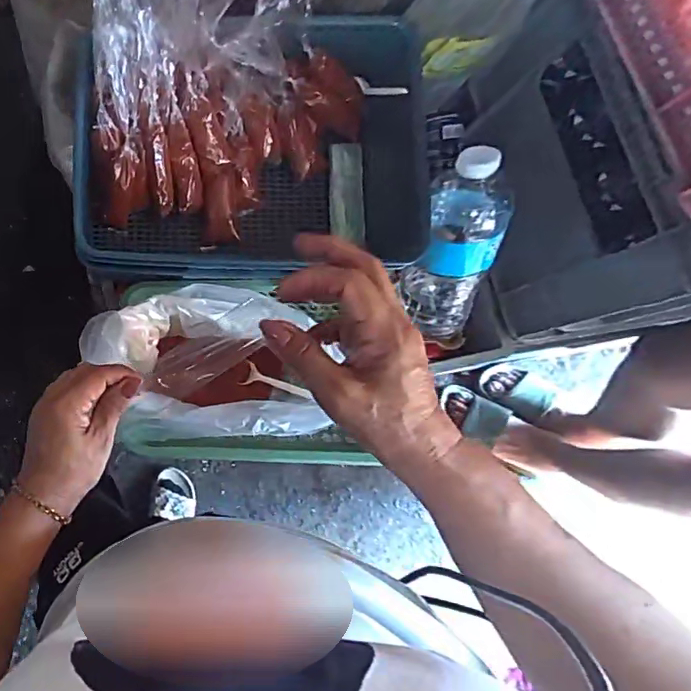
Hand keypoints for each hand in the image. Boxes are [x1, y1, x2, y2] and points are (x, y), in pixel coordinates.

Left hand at [15, 363, 141, 514]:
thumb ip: (113, 406)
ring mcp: (44, 402)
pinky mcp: (42, 411)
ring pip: (72, 377)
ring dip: (94, 378)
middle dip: (108, 373)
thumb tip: (130, 383)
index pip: (96, 374)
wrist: (42, 494)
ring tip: (116, 392)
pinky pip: (63, 388)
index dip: (120, 372)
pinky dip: (81, 387)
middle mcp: (51, 395)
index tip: (139, 380)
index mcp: (66, 402)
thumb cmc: (74, 472)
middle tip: (130, 386)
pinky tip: (95, 400)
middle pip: (83, 370)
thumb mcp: (100, 440)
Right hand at [259, 234, 460, 470]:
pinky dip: (334, 309)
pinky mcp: (390, 339)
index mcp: (383, 331)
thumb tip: (269, 325)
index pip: (347, 283)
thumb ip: (301, 355)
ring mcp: (395, 328)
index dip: (310, 279)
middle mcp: (394, 321)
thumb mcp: (334, 392)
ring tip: (298, 284)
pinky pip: (362, 309)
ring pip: (368, 284)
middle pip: (367, 268)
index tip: (280, 294)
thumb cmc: (381, 423)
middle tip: (298, 244)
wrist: (421, 445)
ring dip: (333, 275)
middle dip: (331, 251)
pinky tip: (313, 332)